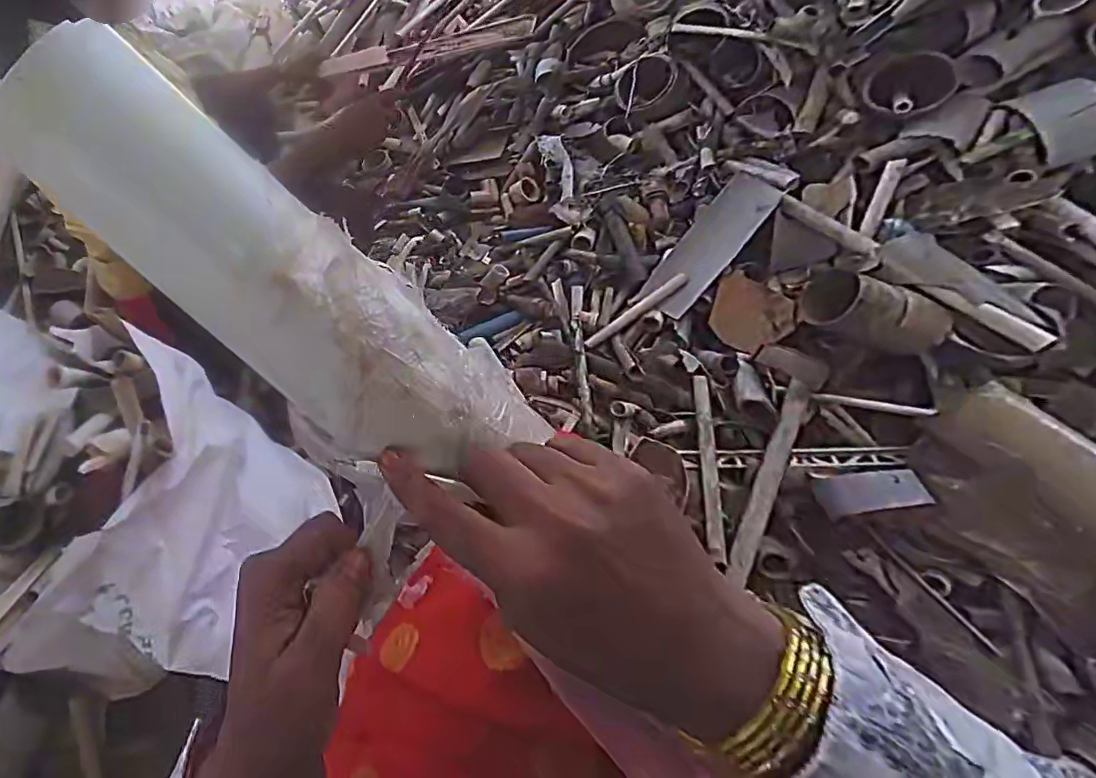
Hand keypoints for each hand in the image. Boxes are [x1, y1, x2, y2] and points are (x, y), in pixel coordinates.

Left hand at [204, 513, 370, 777]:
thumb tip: (362, 551)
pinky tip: (353, 635)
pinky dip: (343, 602)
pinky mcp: (286, 606)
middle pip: (325, 544)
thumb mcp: (314, 660)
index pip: (323, 530)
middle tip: (378, 603)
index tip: (384, 576)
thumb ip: (337, 601)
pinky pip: (322, 586)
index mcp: (268, 573)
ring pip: (327, 564)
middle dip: (356, 567)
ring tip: (365, 624)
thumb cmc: (284, 716)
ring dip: (352, 588)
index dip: (356, 546)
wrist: (262, 762)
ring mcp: (275, 588)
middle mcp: (268, 569)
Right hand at [380, 436, 782, 742]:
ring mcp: (595, 489)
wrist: (703, 647)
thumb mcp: (528, 617)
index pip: (446, 512)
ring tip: (544, 498)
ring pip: (524, 448)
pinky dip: (560, 466)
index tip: (392, 457)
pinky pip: (566, 446)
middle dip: (479, 473)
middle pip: (484, 460)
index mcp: (523, 570)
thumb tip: (459, 505)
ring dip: (521, 470)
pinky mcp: (628, 471)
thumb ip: (486, 557)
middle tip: (493, 494)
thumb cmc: (605, 648)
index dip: (411, 481)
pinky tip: (577, 493)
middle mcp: (553, 521)